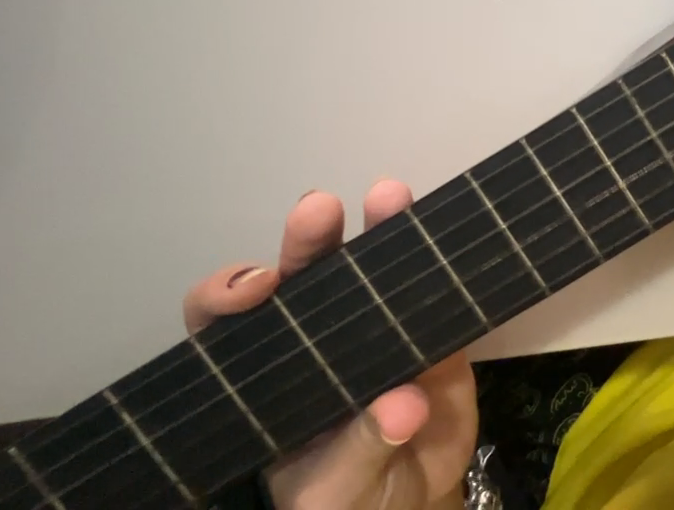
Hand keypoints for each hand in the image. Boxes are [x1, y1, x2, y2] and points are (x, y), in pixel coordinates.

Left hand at [184, 181, 477, 509]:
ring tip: (389, 194)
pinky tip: (443, 226)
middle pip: (302, 281)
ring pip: (372, 269)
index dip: (230, 299)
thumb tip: (402, 404)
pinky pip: (435, 286)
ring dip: (379, 226)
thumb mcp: (334, 502)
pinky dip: (440, 255)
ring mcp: (379, 328)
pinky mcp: (434, 327)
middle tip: (319, 211)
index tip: (259, 290)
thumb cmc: (351, 507)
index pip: (230, 331)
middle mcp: (317, 342)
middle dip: (306, 242)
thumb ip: (357, 457)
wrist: (418, 504)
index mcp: (267, 383)